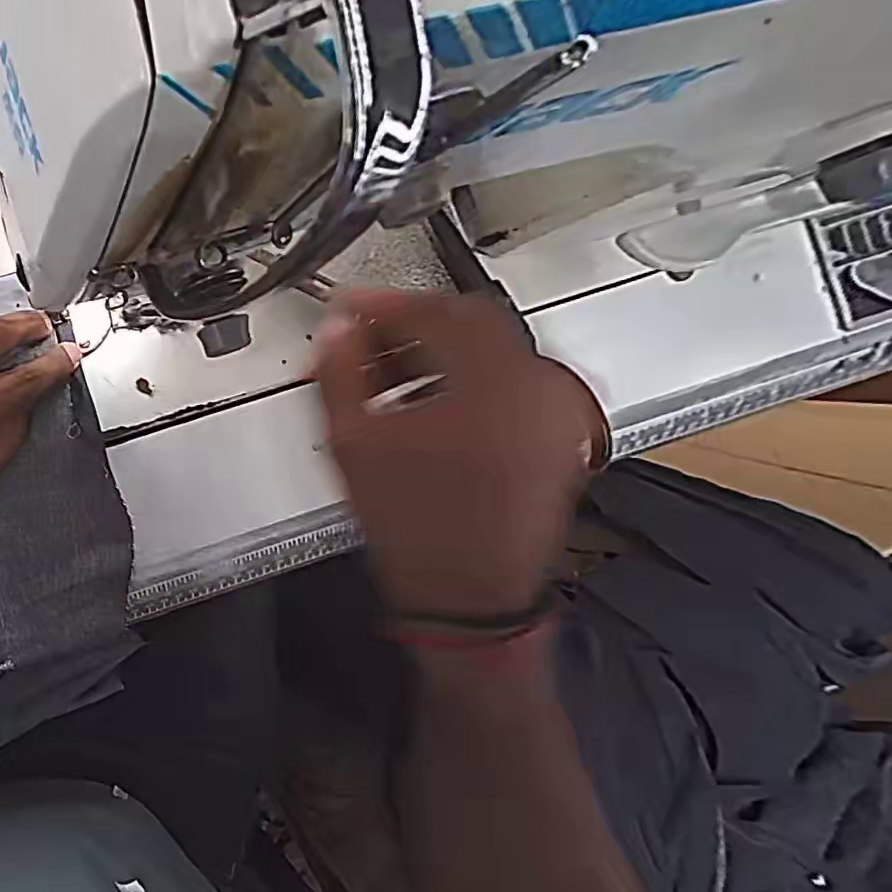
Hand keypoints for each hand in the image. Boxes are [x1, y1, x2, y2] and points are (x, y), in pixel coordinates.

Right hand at [313, 289, 602, 622]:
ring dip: (432, 353)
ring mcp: (552, 410)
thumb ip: (339, 375)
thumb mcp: (354, 443)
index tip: (350, 304)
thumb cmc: (414, 525)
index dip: (384, 302)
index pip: (438, 311)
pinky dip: (459, 378)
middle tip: (361, 339)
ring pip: (488, 352)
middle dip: (407, 326)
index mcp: (493, 383)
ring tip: (381, 378)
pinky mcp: (554, 432)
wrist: (464, 588)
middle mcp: (538, 387)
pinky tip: (417, 403)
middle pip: (469, 324)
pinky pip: (505, 382)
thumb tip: (337, 330)